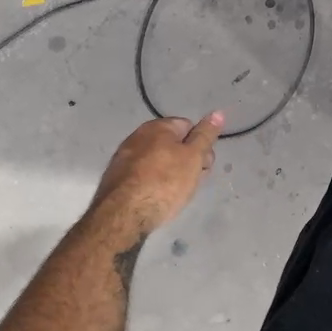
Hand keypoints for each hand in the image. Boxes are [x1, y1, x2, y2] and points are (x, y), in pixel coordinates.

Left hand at [88, 114, 223, 237]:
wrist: (122, 218)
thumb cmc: (164, 183)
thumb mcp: (194, 157)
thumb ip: (206, 134)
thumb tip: (217, 112)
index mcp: (157, 126)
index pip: (188, 127)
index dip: (200, 146)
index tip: (203, 166)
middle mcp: (136, 137)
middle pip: (172, 145)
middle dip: (185, 161)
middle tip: (192, 182)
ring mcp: (122, 159)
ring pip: (157, 162)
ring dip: (169, 174)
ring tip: (174, 195)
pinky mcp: (114, 181)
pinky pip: (141, 177)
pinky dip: (151, 185)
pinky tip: (155, 200)